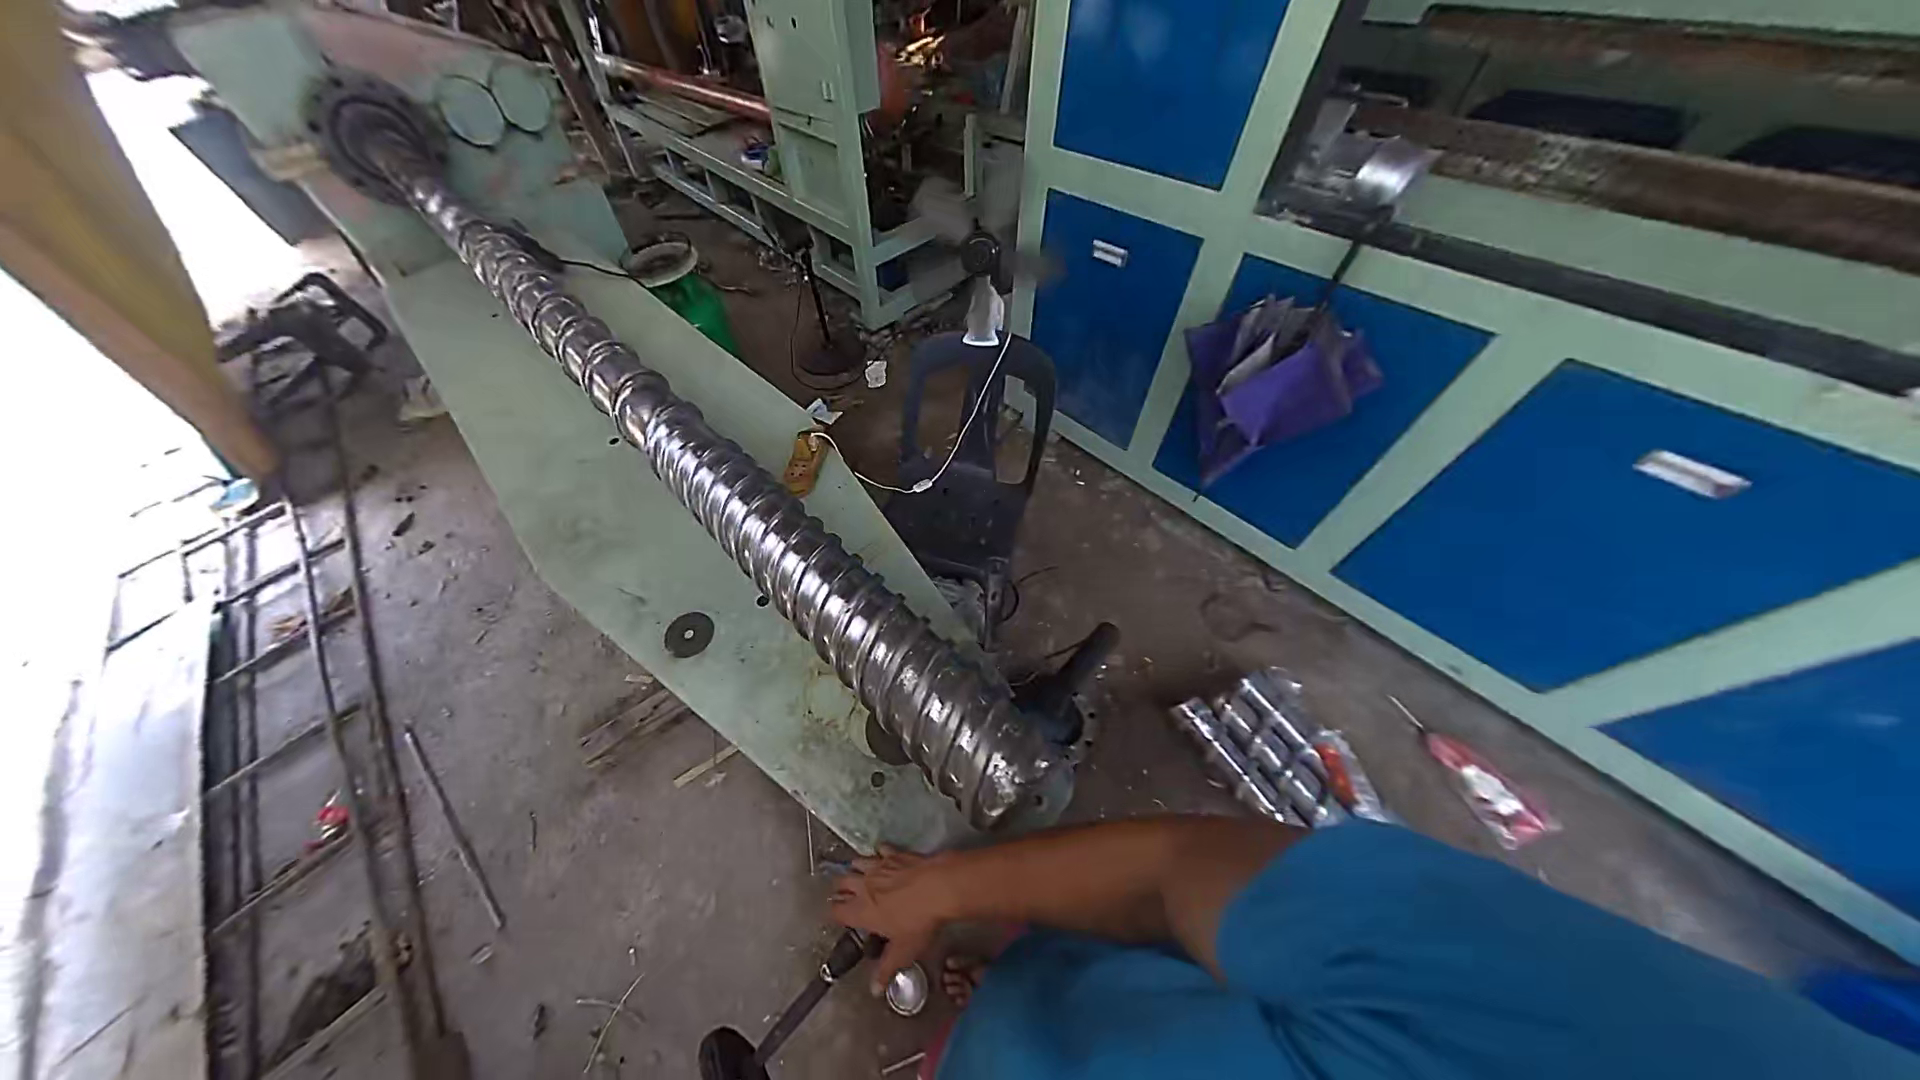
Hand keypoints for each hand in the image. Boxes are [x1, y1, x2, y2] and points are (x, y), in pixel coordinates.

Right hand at [829, 844, 950, 993]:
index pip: (837, 910)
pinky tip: (884, 855)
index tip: (837, 916)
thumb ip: (886, 969)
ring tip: (858, 873)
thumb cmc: (918, 921)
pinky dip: (879, 853)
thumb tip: (874, 990)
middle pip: (842, 882)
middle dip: (840, 888)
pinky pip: (881, 849)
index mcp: (862, 910)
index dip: (834, 913)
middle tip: (844, 894)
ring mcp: (879, 865)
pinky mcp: (895, 853)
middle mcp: (865, 885)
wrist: (938, 886)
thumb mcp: (903, 951)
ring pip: (858, 862)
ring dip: (856, 868)